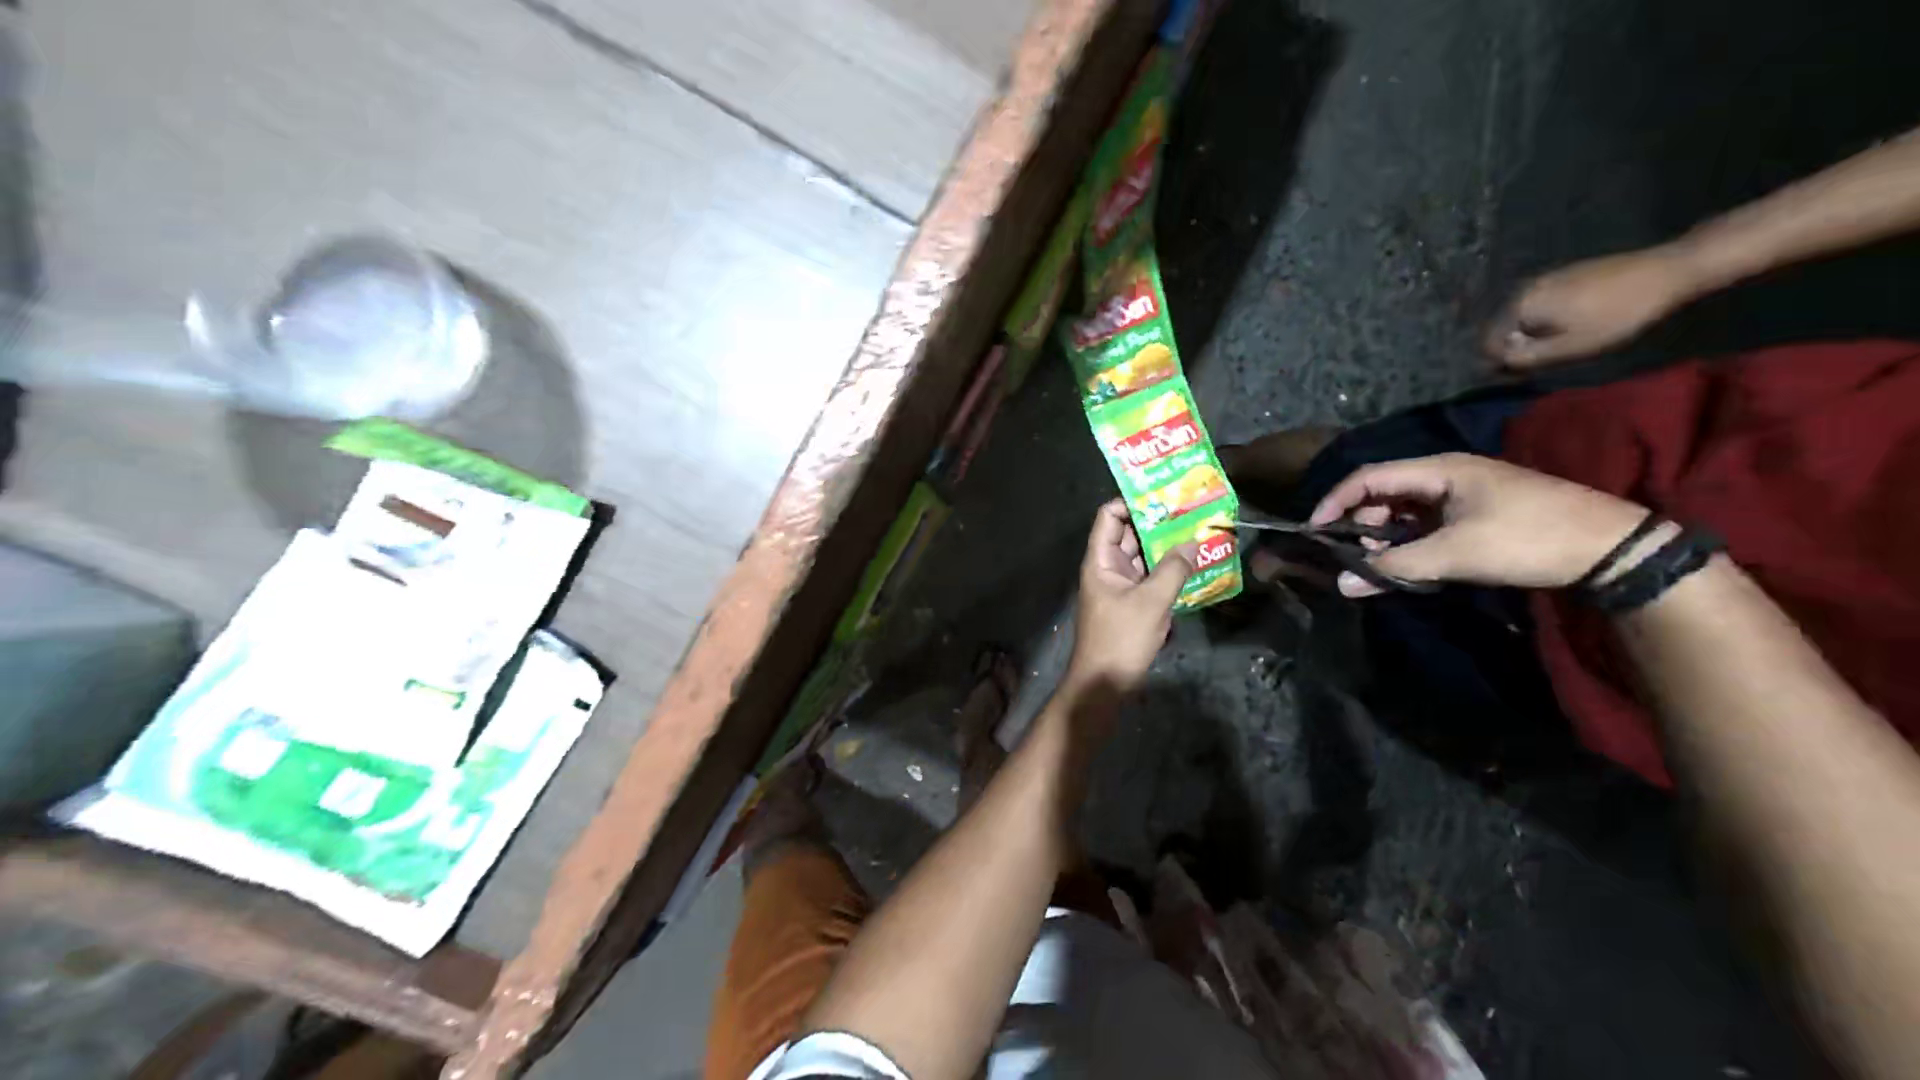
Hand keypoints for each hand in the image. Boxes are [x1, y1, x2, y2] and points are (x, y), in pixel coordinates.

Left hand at [1069, 499, 1195, 689]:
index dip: (1132, 502)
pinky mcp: (1132, 604)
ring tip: (1201, 532)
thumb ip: (1173, 569)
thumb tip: (1194, 541)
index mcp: (1100, 561)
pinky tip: (1196, 565)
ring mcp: (1121, 587)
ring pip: (1144, 558)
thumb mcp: (1151, 602)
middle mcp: (1108, 568)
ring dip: (1168, 548)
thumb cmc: (1121, 639)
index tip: (1165, 495)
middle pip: (1131, 535)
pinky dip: (1169, 572)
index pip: (1110, 516)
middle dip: (1159, 523)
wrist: (1104, 684)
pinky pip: (1151, 579)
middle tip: (1193, 510)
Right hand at [1311, 454, 1649, 595]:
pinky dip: (1410, 543)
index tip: (1315, 531)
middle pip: (1382, 493)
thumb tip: (1342, 583)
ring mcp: (1462, 494)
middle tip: (1357, 555)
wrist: (1612, 548)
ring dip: (1385, 537)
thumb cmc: (1527, 538)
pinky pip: (1425, 524)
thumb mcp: (1454, 553)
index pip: (1368, 477)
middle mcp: (1445, 474)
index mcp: (1438, 469)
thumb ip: (1393, 566)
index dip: (1335, 501)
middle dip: (1361, 523)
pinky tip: (1412, 565)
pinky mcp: (1476, 513)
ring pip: (1403, 511)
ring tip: (1385, 564)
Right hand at [1484, 246, 1702, 368]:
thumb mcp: (1571, 346)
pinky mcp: (1563, 275)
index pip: (1489, 343)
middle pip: (1502, 328)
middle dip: (1513, 347)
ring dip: (1528, 334)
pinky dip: (1541, 319)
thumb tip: (1499, 361)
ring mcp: (1543, 280)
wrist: (1669, 271)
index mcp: (1519, 307)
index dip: (1500, 363)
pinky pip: (1537, 304)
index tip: (1522, 375)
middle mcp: (1523, 290)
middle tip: (1539, 363)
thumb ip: (1527, 356)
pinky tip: (1566, 325)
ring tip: (1554, 346)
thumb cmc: (1618, 314)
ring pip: (1519, 316)